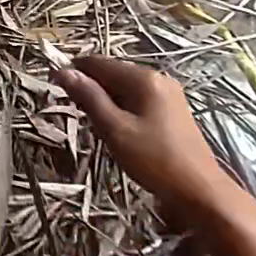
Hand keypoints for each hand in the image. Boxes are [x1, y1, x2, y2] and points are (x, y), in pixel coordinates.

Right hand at [54, 56, 230, 207]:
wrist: (201, 192)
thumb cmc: (154, 160)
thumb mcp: (115, 129)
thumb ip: (89, 97)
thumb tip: (63, 71)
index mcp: (143, 78)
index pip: (98, 63)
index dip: (74, 71)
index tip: (54, 85)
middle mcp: (158, 78)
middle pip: (113, 72)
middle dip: (90, 87)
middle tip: (75, 111)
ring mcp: (168, 94)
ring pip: (125, 87)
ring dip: (105, 99)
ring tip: (95, 123)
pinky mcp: (173, 110)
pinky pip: (138, 99)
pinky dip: (122, 107)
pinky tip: (117, 128)